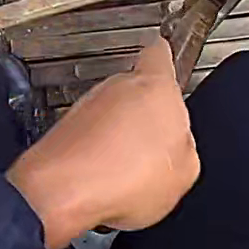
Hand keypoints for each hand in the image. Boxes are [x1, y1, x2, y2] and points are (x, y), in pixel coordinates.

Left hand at [6, 38, 199, 248]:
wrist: (61, 193)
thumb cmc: (121, 176)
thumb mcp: (185, 170)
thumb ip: (186, 145)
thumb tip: (180, 146)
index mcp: (154, 86)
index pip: (159, 54)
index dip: (165, 59)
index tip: (167, 59)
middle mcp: (116, 88)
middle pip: (137, 94)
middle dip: (145, 120)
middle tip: (156, 152)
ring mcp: (86, 107)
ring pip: (111, 118)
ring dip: (119, 141)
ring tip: (128, 175)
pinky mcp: (65, 130)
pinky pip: (90, 140)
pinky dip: (97, 157)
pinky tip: (106, 182)